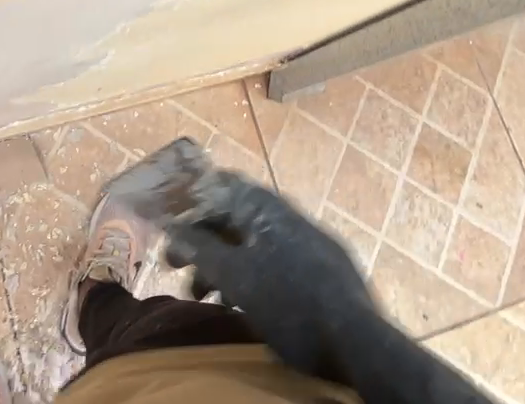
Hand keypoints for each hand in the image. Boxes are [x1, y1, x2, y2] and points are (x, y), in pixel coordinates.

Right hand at [164, 177, 378, 378]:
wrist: (357, 340)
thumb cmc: (288, 302)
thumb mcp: (235, 276)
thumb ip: (200, 248)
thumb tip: (173, 226)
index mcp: (265, 207)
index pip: (218, 184)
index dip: (189, 199)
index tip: (167, 220)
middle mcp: (286, 215)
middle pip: (232, 217)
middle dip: (202, 241)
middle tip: (176, 267)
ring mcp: (307, 241)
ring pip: (251, 243)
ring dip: (222, 264)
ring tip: (204, 296)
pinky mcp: (321, 268)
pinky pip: (273, 260)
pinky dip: (249, 275)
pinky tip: (241, 303)